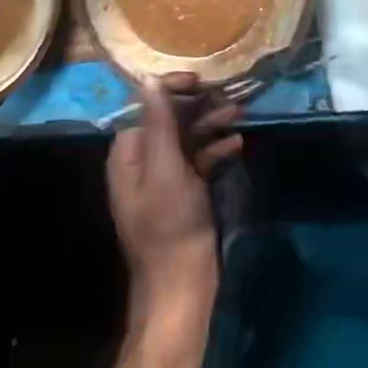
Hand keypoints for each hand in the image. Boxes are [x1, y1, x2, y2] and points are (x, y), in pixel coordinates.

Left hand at [106, 73, 242, 306]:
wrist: (181, 288)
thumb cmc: (170, 226)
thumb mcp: (165, 169)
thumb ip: (158, 123)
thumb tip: (149, 79)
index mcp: (128, 153)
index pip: (145, 106)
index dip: (170, 89)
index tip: (200, 80)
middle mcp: (142, 161)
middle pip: (168, 121)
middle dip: (196, 106)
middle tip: (228, 97)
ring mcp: (163, 178)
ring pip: (185, 140)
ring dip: (210, 126)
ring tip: (239, 114)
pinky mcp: (183, 194)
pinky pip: (198, 162)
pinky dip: (215, 151)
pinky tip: (237, 144)